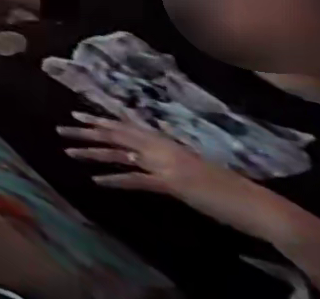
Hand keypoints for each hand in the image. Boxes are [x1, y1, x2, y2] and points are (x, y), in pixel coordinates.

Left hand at [59, 114, 287, 237]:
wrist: (258, 205)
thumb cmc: (227, 189)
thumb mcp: (190, 166)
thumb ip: (167, 160)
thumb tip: (146, 159)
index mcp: (166, 143)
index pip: (126, 127)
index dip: (101, 121)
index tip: (77, 115)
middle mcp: (162, 148)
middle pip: (116, 135)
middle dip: (87, 131)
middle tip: (61, 128)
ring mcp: (166, 165)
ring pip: (120, 154)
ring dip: (93, 152)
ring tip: (69, 151)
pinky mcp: (173, 184)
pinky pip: (138, 180)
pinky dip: (116, 180)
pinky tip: (97, 180)